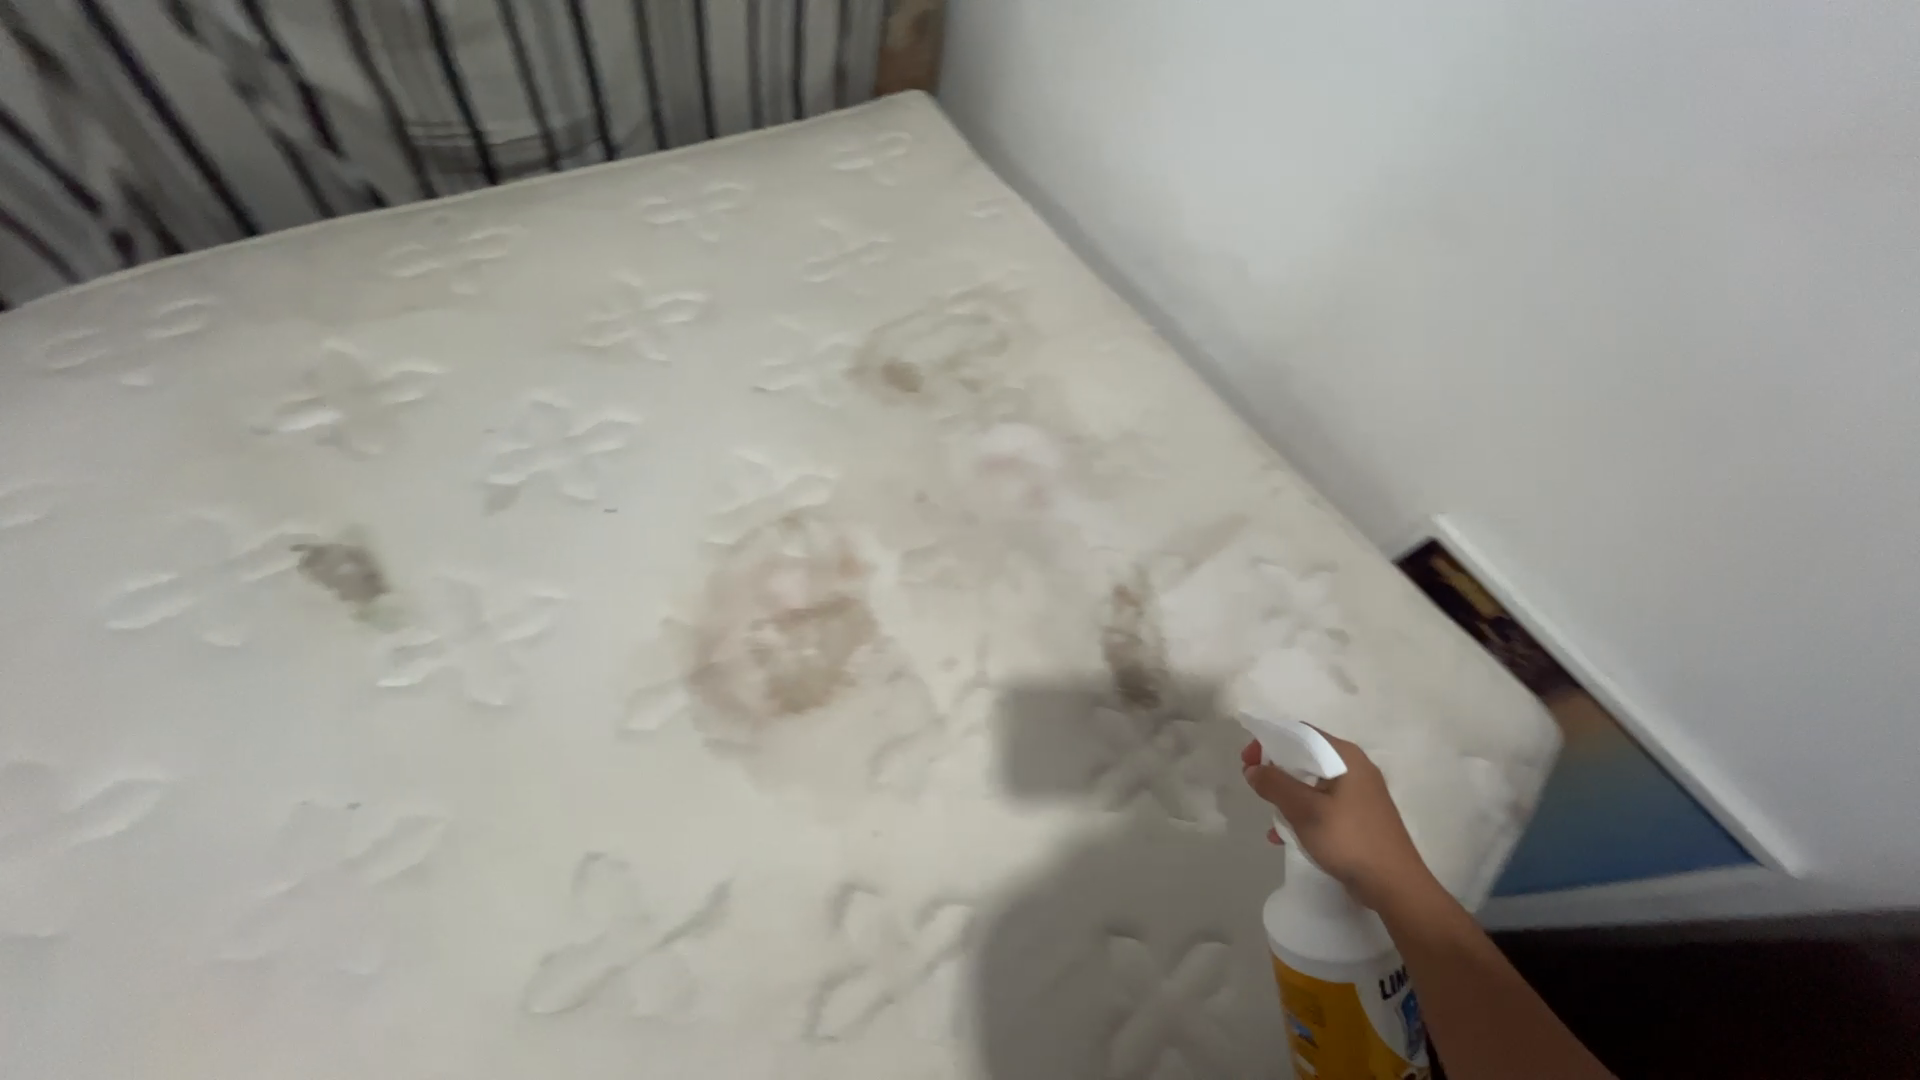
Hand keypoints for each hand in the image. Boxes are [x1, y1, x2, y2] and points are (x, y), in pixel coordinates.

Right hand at [1240, 733, 1436, 910]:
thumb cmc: (1349, 840)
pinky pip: (1324, 803)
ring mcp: (1361, 793)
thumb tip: (1253, 769)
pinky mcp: (1361, 816)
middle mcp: (1355, 768)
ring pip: (1313, 782)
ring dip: (1288, 795)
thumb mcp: (1304, 810)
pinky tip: (1286, 836)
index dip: (1269, 741)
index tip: (1247, 762)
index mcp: (1345, 757)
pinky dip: (1303, 812)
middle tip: (1256, 787)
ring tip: (1271, 816)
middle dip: (1276, 770)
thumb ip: (1274, 784)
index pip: (1300, 732)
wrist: (1395, 887)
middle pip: (1306, 756)